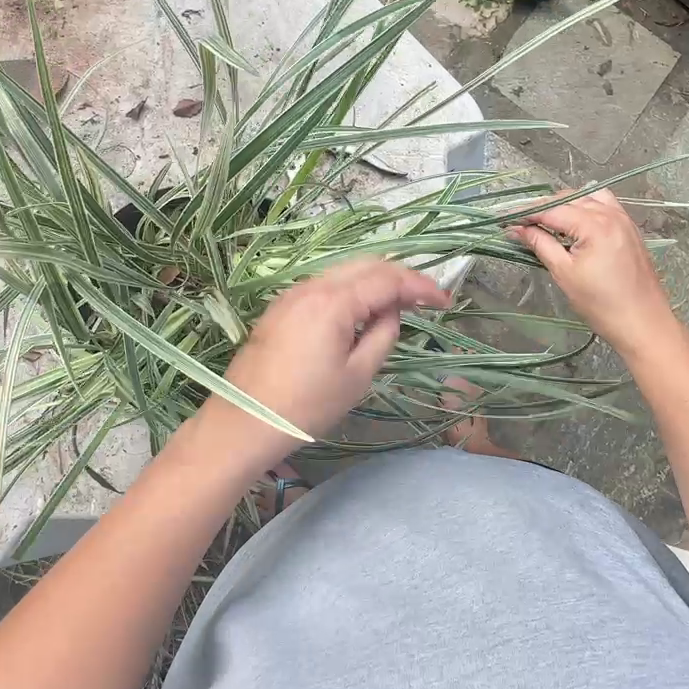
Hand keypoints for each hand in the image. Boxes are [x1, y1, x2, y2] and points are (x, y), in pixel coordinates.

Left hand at [218, 258, 448, 448]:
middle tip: (424, 300)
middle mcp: (312, 287)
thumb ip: (384, 335)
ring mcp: (292, 294)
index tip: (445, 302)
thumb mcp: (357, 376)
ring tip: (397, 306)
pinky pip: (325, 285)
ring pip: (344, 272)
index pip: (388, 279)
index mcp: (334, 302)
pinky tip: (360, 312)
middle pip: (367, 265)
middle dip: (400, 277)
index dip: (421, 286)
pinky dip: (350, 290)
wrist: (243, 423)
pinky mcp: (281, 308)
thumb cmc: (306, 407)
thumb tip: (392, 311)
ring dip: (374, 281)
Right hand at [507, 188, 678, 355]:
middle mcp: (611, 214)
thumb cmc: (601, 304)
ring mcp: (623, 219)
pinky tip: (576, 223)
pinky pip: (605, 205)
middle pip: (569, 198)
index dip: (527, 213)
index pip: (552, 209)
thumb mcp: (564, 273)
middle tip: (522, 223)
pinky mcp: (630, 228)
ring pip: (588, 197)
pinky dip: (586, 207)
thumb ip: (540, 244)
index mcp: (594, 224)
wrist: (644, 323)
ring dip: (566, 204)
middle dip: (544, 208)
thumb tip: (516, 229)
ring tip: (548, 221)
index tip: (507, 219)